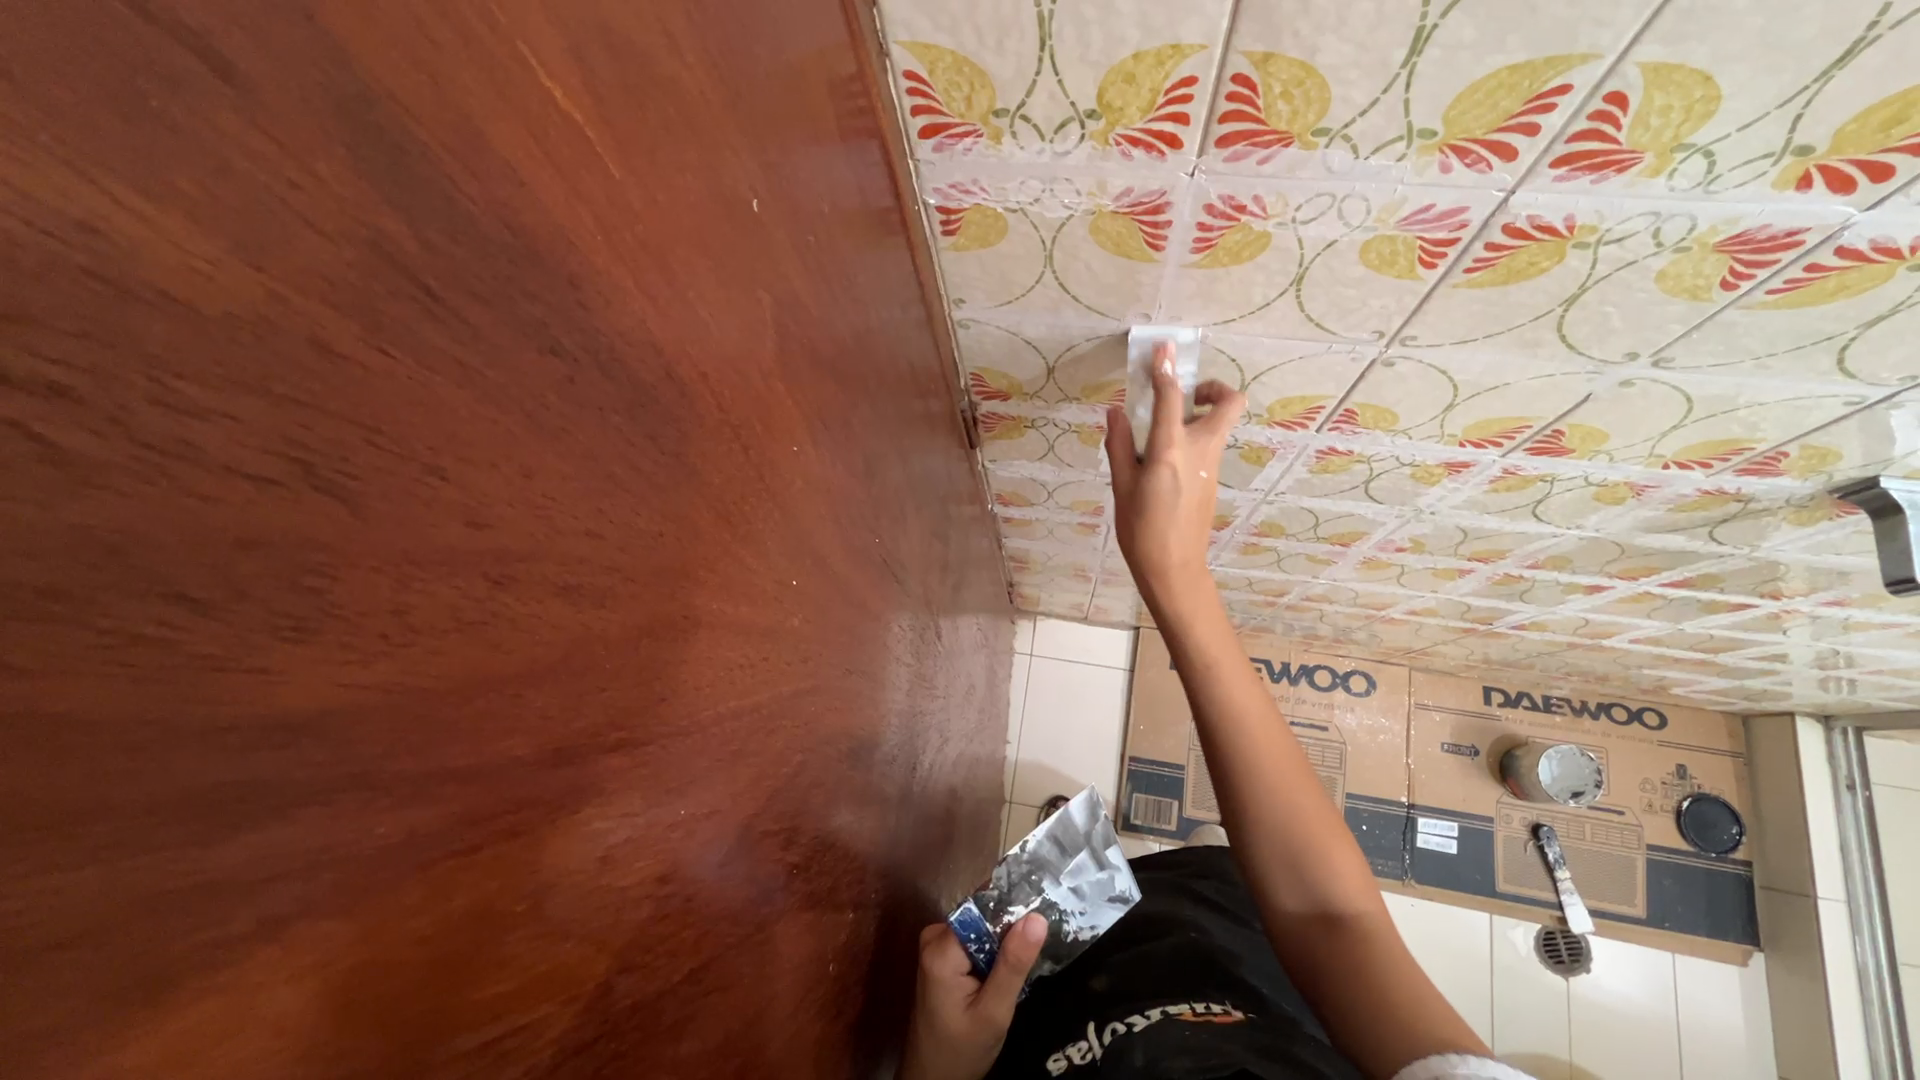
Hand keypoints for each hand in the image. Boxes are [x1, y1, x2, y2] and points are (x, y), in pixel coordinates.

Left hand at [898, 914, 1047, 1079]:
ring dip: (1003, 945)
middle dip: (1010, 933)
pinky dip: (991, 954)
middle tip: (1036, 953)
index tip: (1043, 924)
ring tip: (1025, 964)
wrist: (931, 1079)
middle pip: (982, 917)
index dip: (1015, 915)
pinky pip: (973, 941)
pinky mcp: (940, 957)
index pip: (985, 910)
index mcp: (941, 947)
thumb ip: (1013, 964)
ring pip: (980, 929)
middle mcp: (934, 937)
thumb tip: (1037, 917)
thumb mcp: (994, 1012)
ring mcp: (935, 946)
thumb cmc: (962, 1051)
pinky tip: (1004, 974)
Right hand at [1104, 341, 1243, 610]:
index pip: (1171, 398)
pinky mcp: (1213, 480)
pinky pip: (1208, 446)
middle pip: (1229, 403)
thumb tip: (1116, 412)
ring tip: (1163, 432)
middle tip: (1187, 395)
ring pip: (1219, 425)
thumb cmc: (1141, 531)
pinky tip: (1163, 462)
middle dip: (1213, 388)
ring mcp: (1211, 466)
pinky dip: (1192, 439)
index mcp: (1170, 451)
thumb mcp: (1121, 487)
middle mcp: (1200, 452)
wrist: (1174, 569)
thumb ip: (1120, 445)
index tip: (1163, 349)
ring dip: (1199, 415)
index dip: (1165, 369)